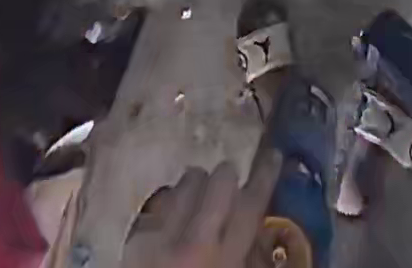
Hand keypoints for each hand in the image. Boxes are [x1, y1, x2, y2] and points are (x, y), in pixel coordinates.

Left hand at [121, 144, 281, 267]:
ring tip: (203, 197)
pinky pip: (162, 202)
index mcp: (226, 263)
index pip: (251, 206)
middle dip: (228, 177)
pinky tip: (176, 216)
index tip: (274, 154)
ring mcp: (162, 235)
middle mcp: (195, 241)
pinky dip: (173, 202)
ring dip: (199, 184)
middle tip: (231, 183)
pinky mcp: (137, 239)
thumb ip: (246, 261)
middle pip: (219, 182)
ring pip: (187, 182)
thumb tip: (256, 247)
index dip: (265, 177)